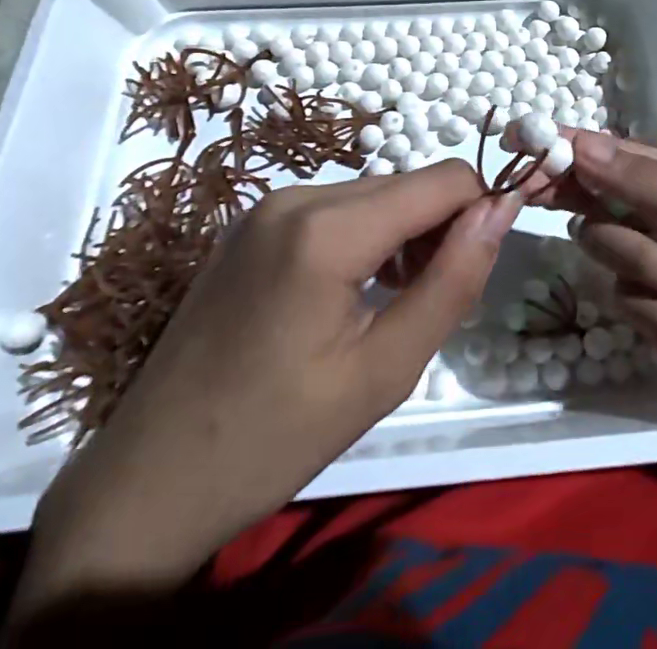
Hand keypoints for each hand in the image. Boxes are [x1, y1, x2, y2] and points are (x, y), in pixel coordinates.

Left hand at [18, 162, 520, 612]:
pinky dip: (364, 238)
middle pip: (406, 185)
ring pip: (371, 196)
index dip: (482, 211)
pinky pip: (332, 211)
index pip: (443, 180)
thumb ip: (452, 280)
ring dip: (404, 235)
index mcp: (327, 228)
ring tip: (395, 305)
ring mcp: (262, 209)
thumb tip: (502, 210)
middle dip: (440, 229)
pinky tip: (354, 294)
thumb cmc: (279, 436)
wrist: (155, 476)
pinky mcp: (247, 228)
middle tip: (432, 304)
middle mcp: (293, 196)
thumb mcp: (386, 368)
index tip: (484, 268)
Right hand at [533, 128, 656, 444]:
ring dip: (656, 276)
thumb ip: (650, 184)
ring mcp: (654, 266)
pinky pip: (624, 300)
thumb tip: (579, 147)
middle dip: (592, 210)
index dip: (565, 148)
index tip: (519, 143)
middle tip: (537, 199)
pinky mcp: (650, 312)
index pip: (610, 154)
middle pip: (593, 201)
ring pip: (607, 254)